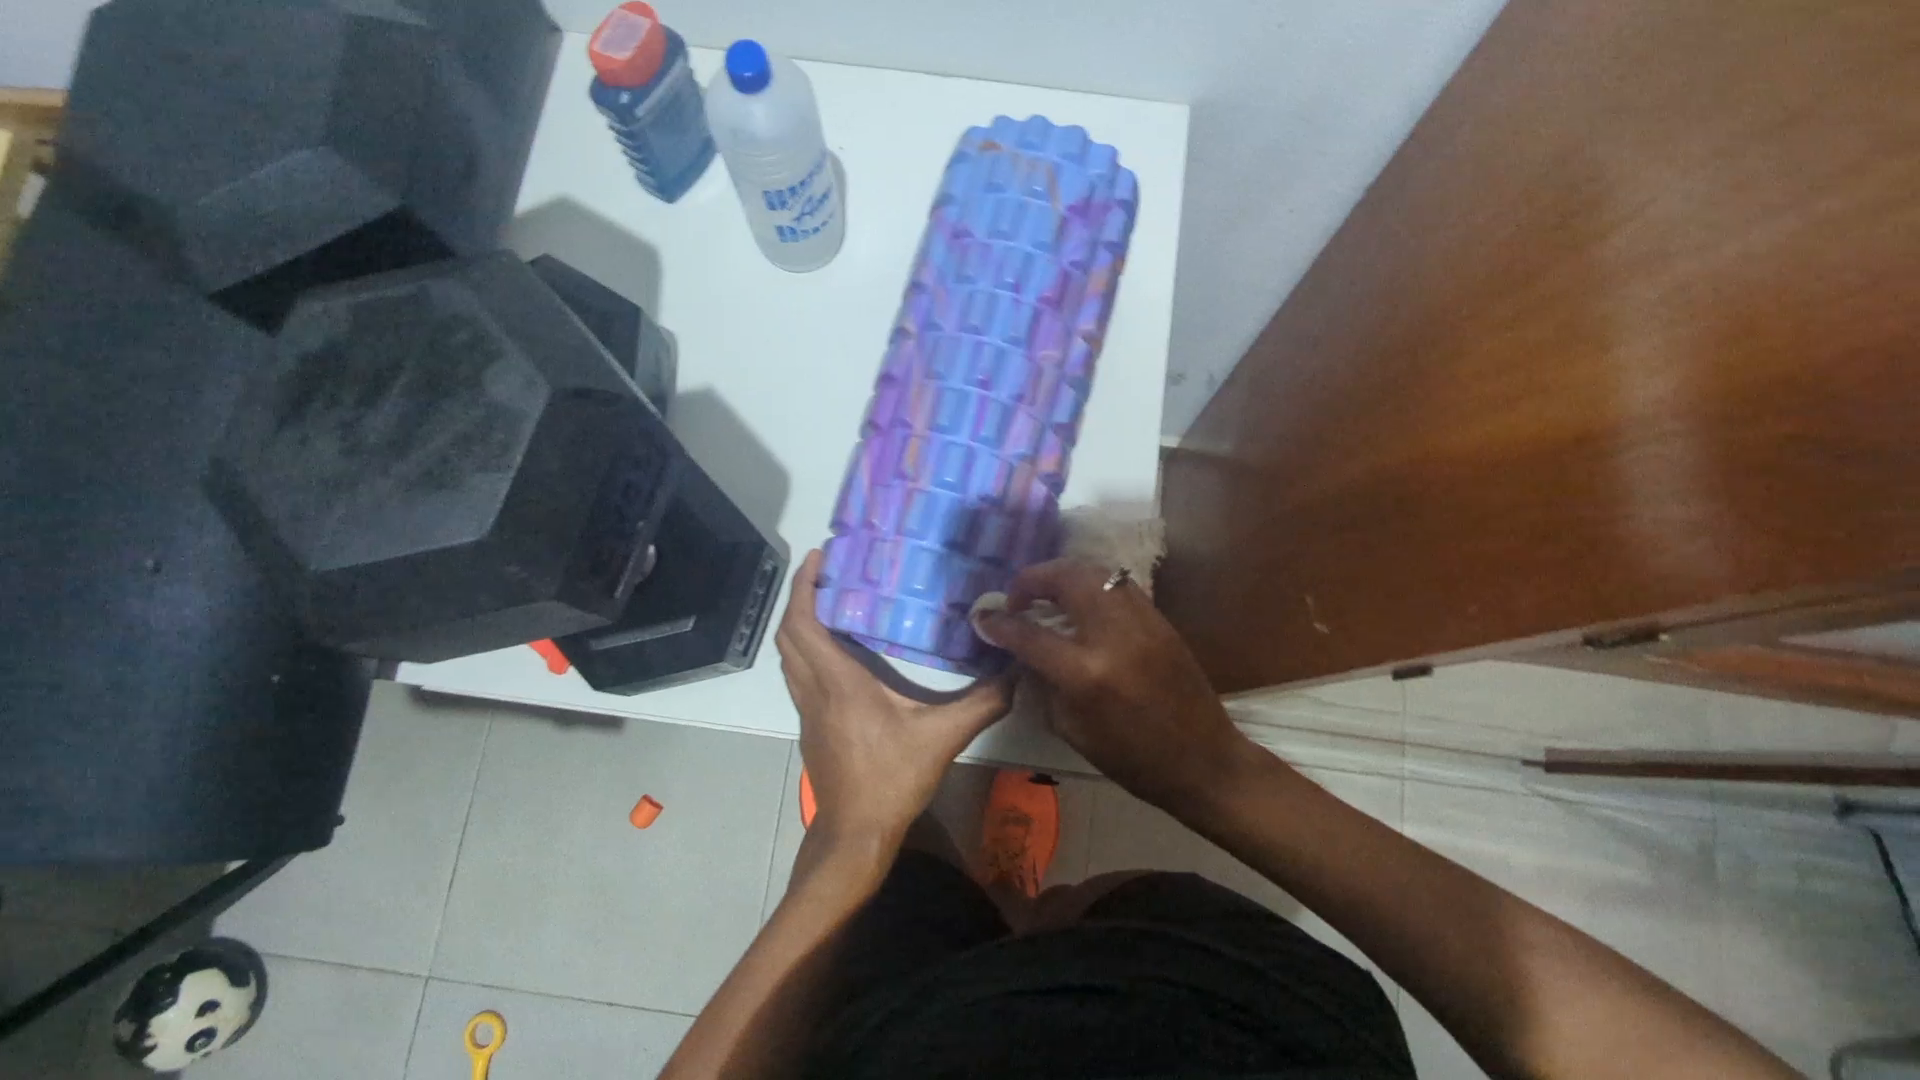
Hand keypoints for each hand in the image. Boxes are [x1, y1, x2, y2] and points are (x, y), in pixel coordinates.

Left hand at [776, 550, 1013, 848]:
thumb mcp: (943, 738)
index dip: (804, 587)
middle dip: (799, 597)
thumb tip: (1017, 671)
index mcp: (839, 683)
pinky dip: (807, 651)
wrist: (855, 833)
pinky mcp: (810, 727)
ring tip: (830, 603)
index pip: (804, 624)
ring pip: (789, 656)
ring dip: (800, 625)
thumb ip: (982, 702)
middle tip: (828, 573)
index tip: (819, 557)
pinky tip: (837, 653)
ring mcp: (806, 711)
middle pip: (788, 634)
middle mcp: (814, 690)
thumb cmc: (892, 780)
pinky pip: (798, 675)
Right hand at [975, 560, 1259, 811]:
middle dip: (1032, 579)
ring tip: (1047, 594)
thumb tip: (1023, 651)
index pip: (1030, 633)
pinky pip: (1119, 585)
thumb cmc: (1132, 760)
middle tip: (1018, 598)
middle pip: (1066, 578)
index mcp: (1086, 674)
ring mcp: (1142, 622)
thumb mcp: (1072, 730)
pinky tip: (1081, 603)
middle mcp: (1113, 636)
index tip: (983, 618)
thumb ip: (1043, 684)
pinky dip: (1092, 585)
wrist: (1204, 761)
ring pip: (1096, 572)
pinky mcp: (1161, 620)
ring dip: (1063, 575)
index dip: (999, 624)